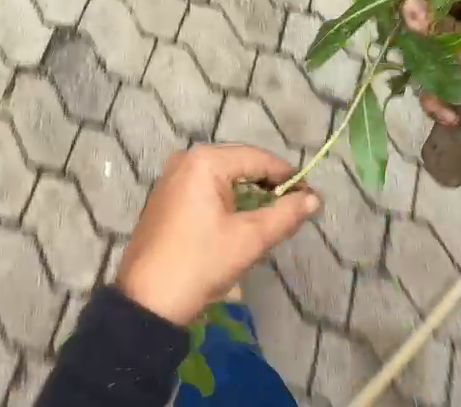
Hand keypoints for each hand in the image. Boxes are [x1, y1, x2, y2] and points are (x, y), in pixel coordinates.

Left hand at [114, 144, 322, 324]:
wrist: (146, 302)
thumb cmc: (200, 264)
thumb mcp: (249, 240)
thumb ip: (285, 214)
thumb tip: (314, 198)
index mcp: (206, 160)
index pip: (258, 158)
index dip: (287, 175)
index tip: (310, 195)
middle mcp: (187, 158)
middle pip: (240, 162)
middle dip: (268, 182)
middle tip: (294, 205)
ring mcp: (173, 175)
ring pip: (224, 174)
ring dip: (249, 190)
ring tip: (273, 212)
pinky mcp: (167, 195)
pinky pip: (206, 185)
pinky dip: (228, 197)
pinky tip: (242, 217)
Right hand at [406, 0, 460, 221]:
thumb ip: (450, 34)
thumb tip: (407, 2)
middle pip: (449, 33)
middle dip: (431, 41)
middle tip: (410, 36)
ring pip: (436, 63)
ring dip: (434, 79)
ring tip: (445, 96)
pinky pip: (435, 93)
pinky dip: (438, 104)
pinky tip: (451, 118)